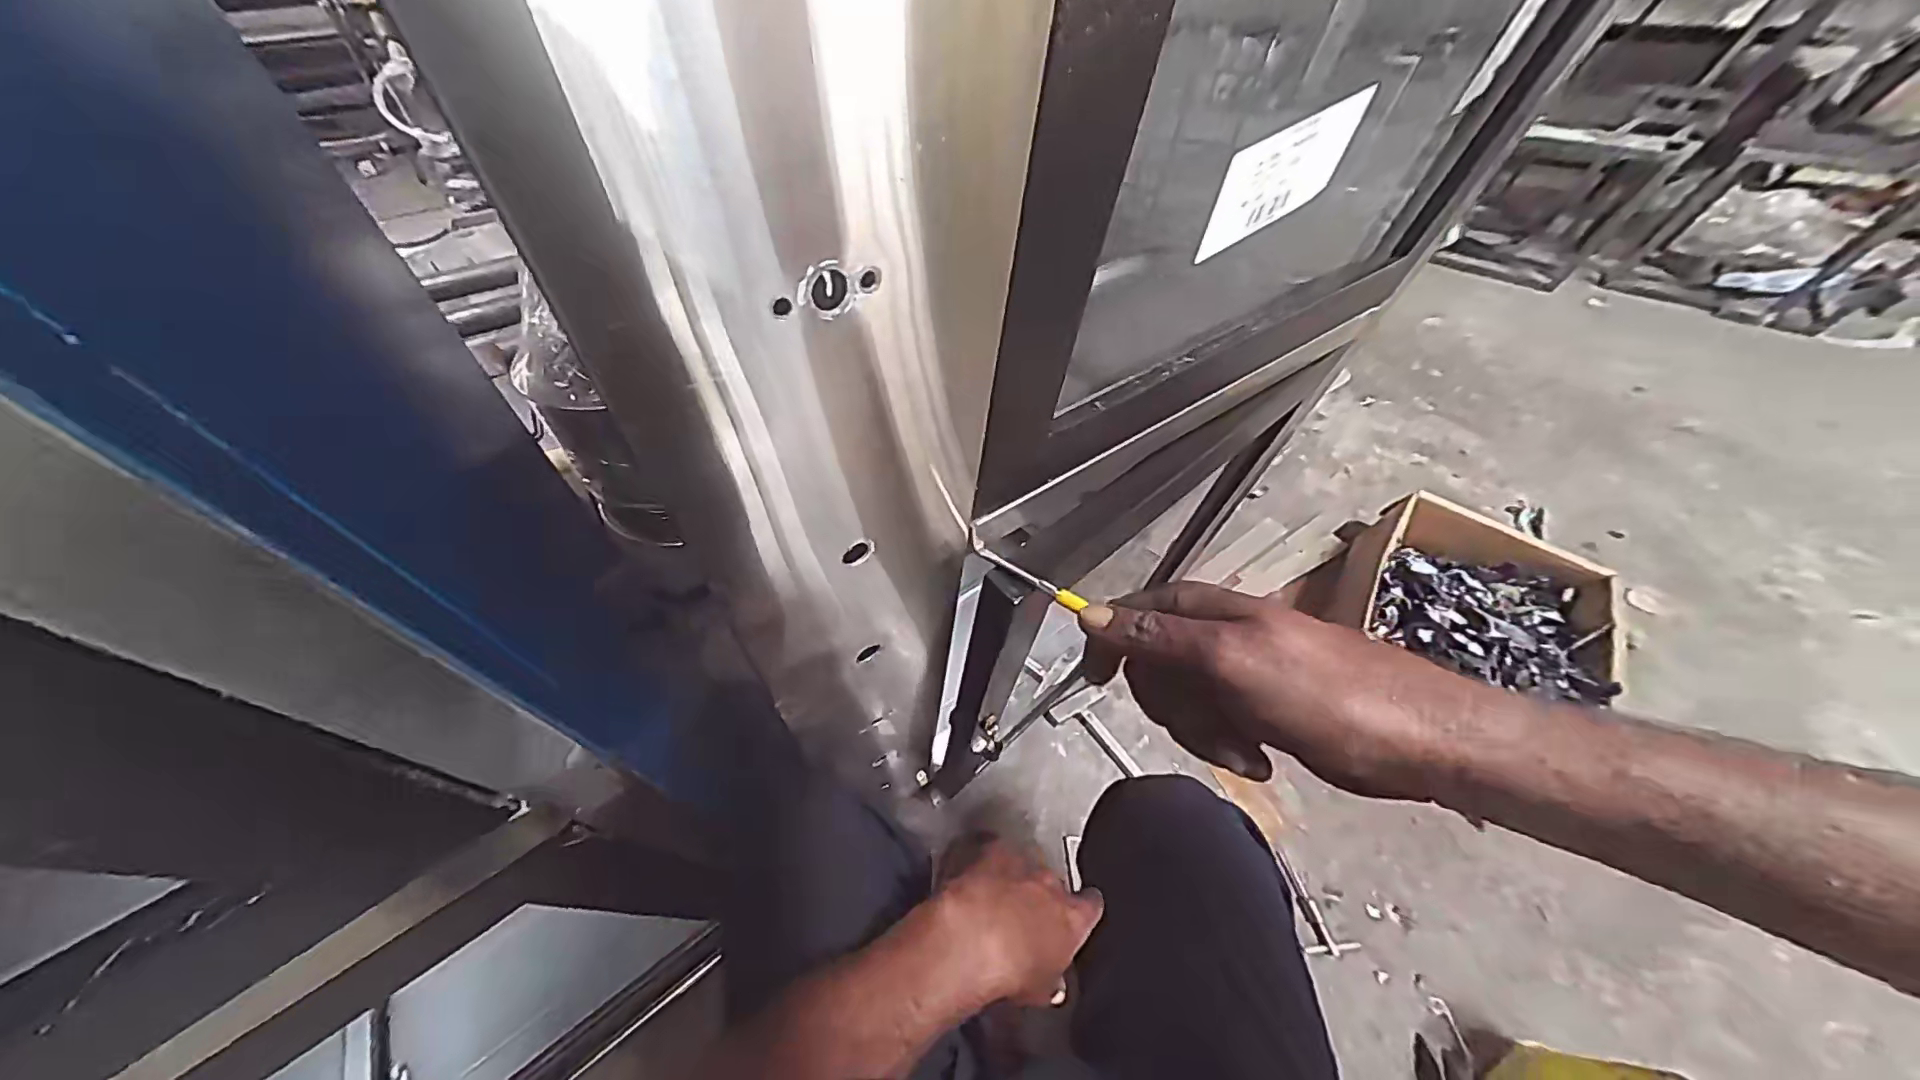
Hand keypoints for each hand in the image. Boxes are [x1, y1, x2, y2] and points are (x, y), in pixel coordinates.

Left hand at [930, 838, 1103, 1006]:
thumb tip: (1049, 985)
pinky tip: (976, 878)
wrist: (972, 939)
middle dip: (1042, 896)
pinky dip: (987, 862)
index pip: (1091, 906)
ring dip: (1016, 877)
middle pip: (1054, 883)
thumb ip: (1051, 980)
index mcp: (1072, 917)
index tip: (1078, 915)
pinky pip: (993, 852)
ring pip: (1025, 863)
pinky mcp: (989, 852)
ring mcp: (1021, 864)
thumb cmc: (1010, 967)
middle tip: (1025, 917)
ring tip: (998, 898)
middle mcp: (1050, 884)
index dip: (1085, 910)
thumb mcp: (1039, 990)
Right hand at [1078, 581, 1495, 799]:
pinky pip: (1212, 724)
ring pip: (1180, 700)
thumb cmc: (1323, 693)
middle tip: (1202, 720)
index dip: (1110, 640)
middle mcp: (1216, 635)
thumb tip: (1092, 613)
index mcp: (1207, 610)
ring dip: (1202, 731)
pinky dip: (1227, 744)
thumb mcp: (1228, 658)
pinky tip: (1260, 755)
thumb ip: (1156, 635)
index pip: (1134, 611)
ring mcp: (1237, 673)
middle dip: (1170, 702)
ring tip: (1245, 747)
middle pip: (1153, 663)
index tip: (1097, 680)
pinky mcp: (1255, 706)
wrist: (1417, 741)